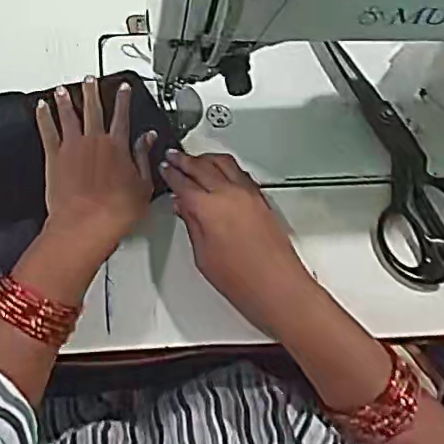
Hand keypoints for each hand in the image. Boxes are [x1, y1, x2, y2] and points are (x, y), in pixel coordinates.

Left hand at [35, 77, 157, 260]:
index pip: (122, 115)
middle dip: (92, 91)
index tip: (123, 88)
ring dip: (66, 100)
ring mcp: (72, 147)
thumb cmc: (115, 210)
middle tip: (90, 79)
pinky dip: (44, 117)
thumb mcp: (143, 185)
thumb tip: (148, 140)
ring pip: (69, 115)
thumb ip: (144, 157)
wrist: (86, 223)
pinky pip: (48, 131)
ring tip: (63, 89)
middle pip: (93, 108)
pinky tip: (41, 108)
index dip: (124, 99)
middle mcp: (94, 140)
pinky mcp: (54, 158)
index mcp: (118, 145)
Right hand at [162, 151, 316, 336]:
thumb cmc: (245, 280)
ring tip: (195, 158)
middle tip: (173, 157)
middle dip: (184, 160)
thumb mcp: (203, 256)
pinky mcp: (262, 198)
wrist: (278, 287)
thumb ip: (192, 225)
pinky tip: (221, 169)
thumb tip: (185, 208)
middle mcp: (230, 194)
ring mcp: (248, 194)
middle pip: (201, 166)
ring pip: (223, 162)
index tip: (164, 169)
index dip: (170, 174)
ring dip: (205, 158)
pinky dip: (225, 165)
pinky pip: (240, 171)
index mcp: (209, 207)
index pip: (183, 182)